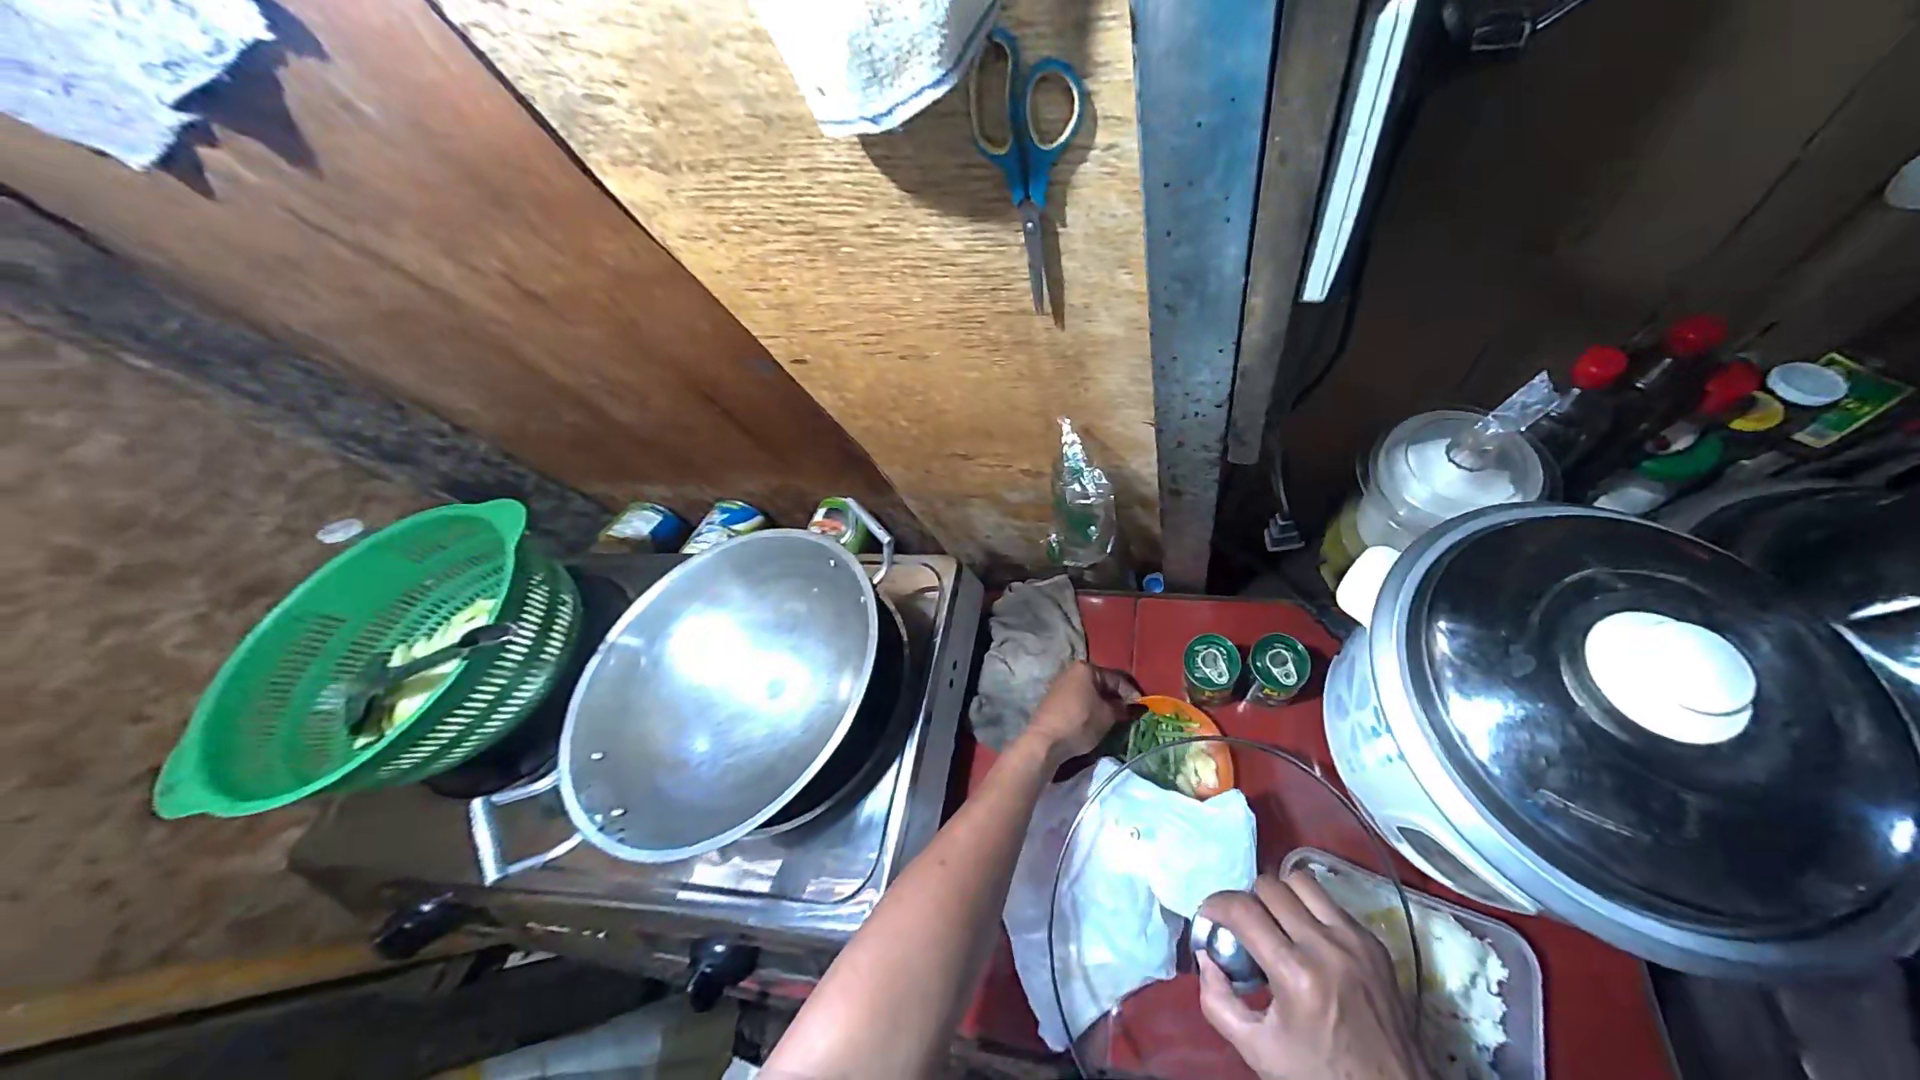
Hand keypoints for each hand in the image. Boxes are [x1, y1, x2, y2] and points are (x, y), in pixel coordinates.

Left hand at [1019, 661, 1139, 763]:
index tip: (1143, 708)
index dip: (1132, 693)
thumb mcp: (1108, 715)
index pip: (1117, 678)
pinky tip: (1097, 719)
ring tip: (1116, 718)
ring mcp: (1061, 684)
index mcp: (1086, 668)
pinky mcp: (1054, 698)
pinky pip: (1079, 699)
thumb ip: (1123, 708)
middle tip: (1130, 713)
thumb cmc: (1080, 722)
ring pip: (1090, 691)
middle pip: (1102, 683)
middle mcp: (1072, 671)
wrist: (1045, 740)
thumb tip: (1133, 706)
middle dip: (1117, 697)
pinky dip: (1091, 706)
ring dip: (1104, 703)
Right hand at [1196, 872, 1425, 1079]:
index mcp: (1296, 975)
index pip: (1243, 909)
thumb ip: (1217, 1000)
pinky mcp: (1375, 944)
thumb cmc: (1320, 1077)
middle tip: (1243, 928)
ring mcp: (1356, 941)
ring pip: (1302, 881)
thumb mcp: (1256, 1049)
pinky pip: (1330, 903)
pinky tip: (1307, 940)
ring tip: (1275, 924)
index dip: (1216, 905)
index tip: (1209, 918)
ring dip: (1279, 896)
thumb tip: (1206, 955)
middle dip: (1247, 901)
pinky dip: (1309, 910)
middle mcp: (1327, 947)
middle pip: (1270, 886)